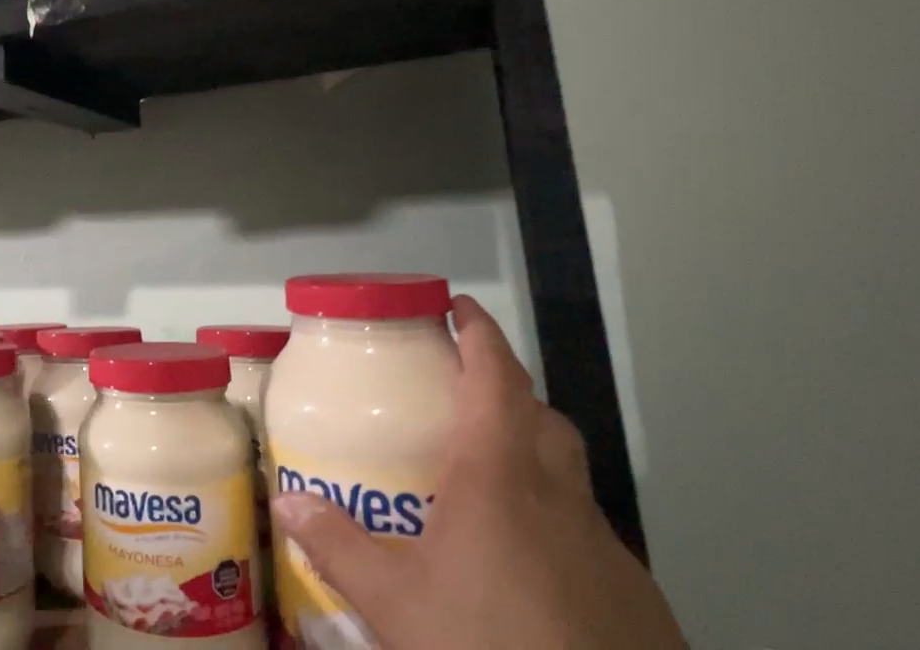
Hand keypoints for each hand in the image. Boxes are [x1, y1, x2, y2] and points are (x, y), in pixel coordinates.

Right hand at [270, 296, 686, 649]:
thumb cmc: (487, 639)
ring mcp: (604, 544)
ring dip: (531, 452)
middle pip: (540, 415)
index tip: (457, 304)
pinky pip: (588, 530)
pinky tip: (524, 562)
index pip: (496, 377)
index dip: (479, 333)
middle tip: (456, 395)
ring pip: (568, 473)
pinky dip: (554, 518)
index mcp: (499, 475)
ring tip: (484, 477)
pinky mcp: (632, 591)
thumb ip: (340, 545)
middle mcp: (558, 495)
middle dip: (503, 390)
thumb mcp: (395, 602)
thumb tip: (287, 501)